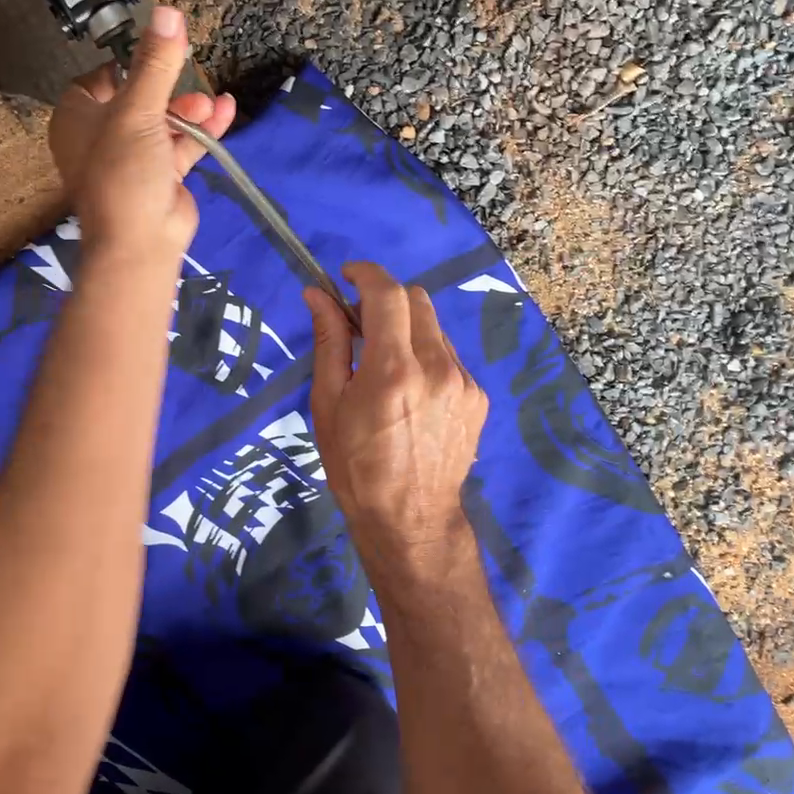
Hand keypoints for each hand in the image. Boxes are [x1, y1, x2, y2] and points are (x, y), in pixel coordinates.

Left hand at [48, 6, 235, 260]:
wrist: (140, 242)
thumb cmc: (124, 172)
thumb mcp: (138, 110)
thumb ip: (156, 63)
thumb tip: (166, 12)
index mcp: (76, 119)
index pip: (96, 78)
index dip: (121, 63)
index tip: (152, 48)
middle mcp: (100, 137)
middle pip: (135, 97)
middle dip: (166, 88)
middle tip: (188, 74)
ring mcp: (131, 158)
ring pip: (161, 121)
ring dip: (187, 110)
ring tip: (209, 105)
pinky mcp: (159, 175)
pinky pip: (181, 144)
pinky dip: (202, 130)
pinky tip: (226, 113)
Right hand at [303, 262, 488, 581]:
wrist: (410, 519)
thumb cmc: (354, 465)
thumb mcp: (328, 403)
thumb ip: (328, 342)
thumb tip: (316, 295)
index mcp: (393, 369)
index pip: (387, 293)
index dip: (365, 273)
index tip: (344, 275)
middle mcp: (436, 366)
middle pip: (416, 300)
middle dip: (384, 299)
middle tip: (357, 322)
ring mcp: (463, 381)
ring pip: (434, 326)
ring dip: (405, 326)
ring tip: (382, 360)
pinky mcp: (478, 396)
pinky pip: (448, 354)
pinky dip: (424, 353)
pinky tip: (408, 388)